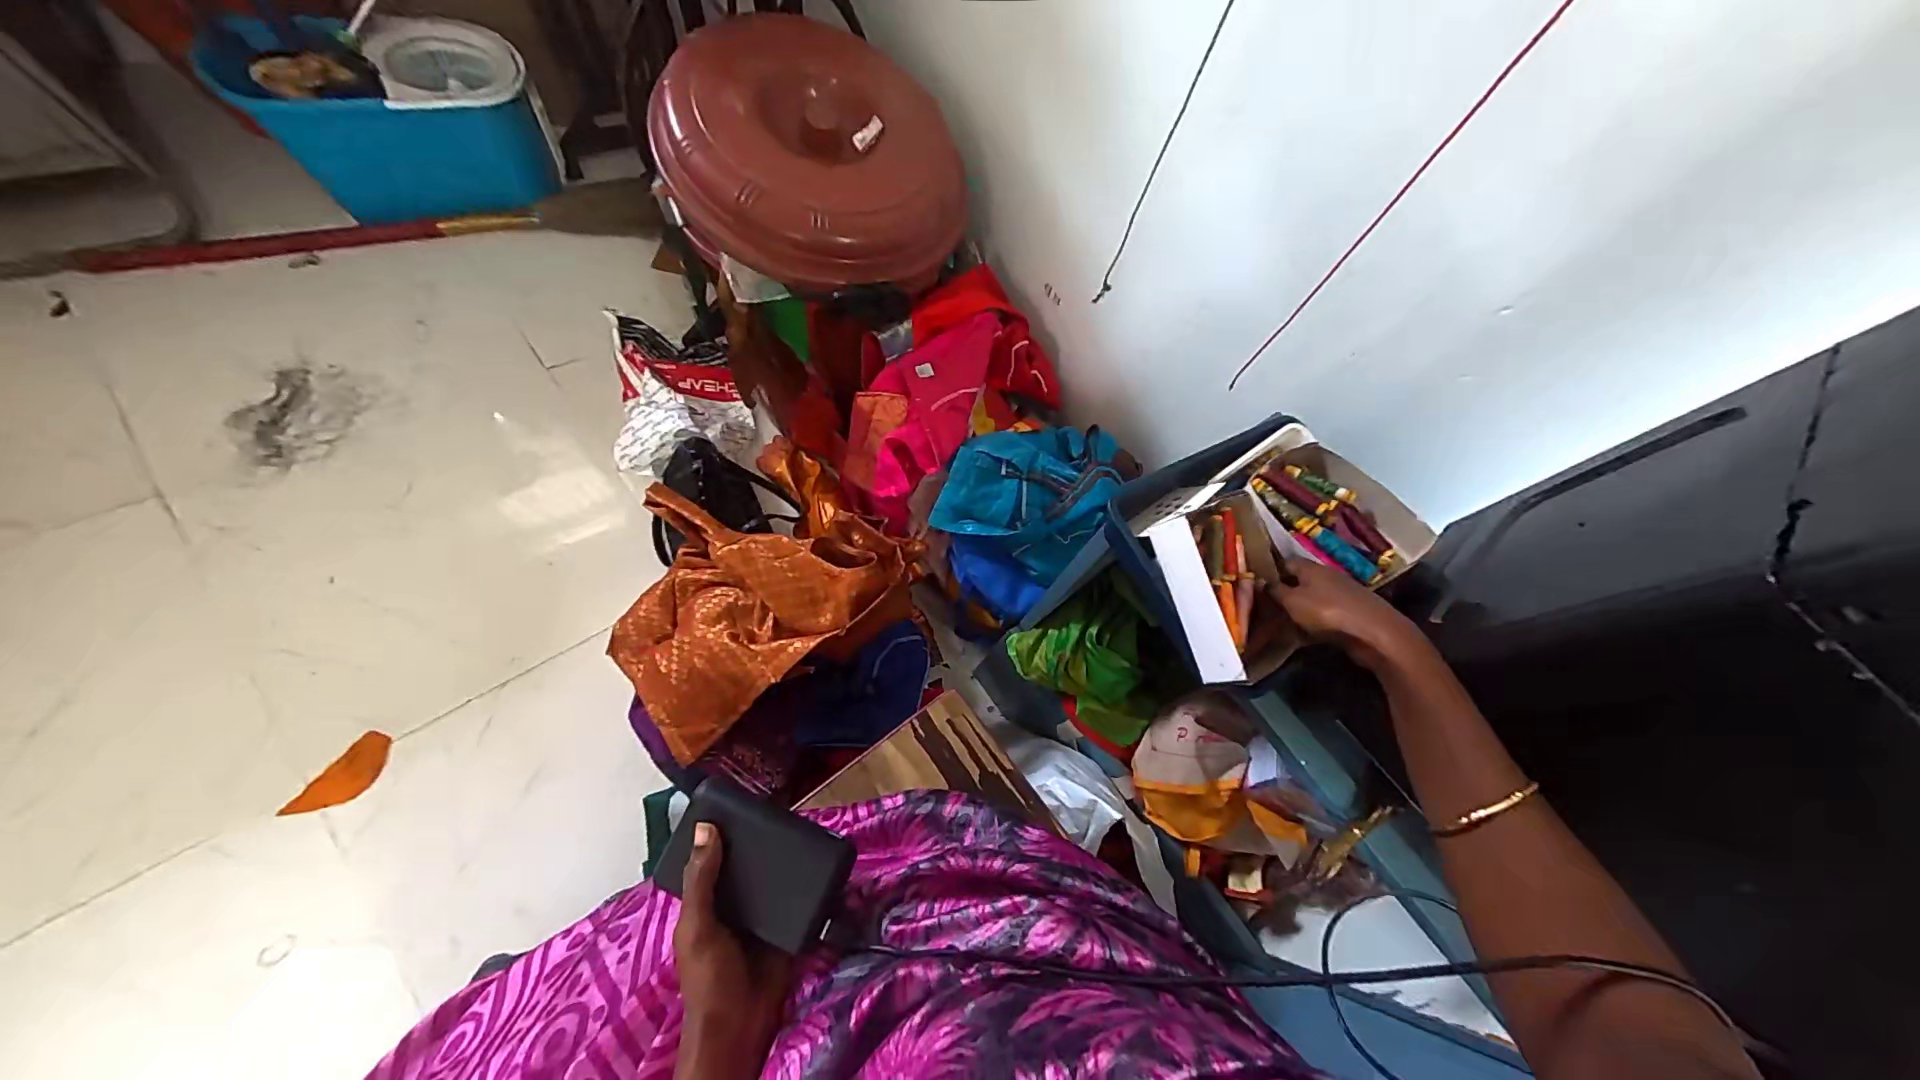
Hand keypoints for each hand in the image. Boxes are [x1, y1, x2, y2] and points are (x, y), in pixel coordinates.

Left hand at [673, 823, 790, 1079]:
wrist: (743, 1026)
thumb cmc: (708, 978)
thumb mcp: (697, 926)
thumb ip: (702, 880)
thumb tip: (706, 827)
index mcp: (707, 900)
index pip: (715, 857)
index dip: (724, 832)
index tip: (742, 800)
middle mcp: (735, 902)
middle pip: (749, 863)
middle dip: (762, 840)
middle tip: (783, 809)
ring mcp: (764, 913)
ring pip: (776, 876)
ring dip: (787, 859)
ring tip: (807, 826)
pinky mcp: (790, 925)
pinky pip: (800, 897)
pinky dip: (808, 881)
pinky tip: (820, 858)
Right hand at [1266, 557, 1422, 666]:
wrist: (1374, 632)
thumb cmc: (1327, 611)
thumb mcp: (1292, 601)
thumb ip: (1275, 591)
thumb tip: (1262, 581)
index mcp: (1311, 567)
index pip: (1286, 562)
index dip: (1271, 570)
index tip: (1258, 583)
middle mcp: (1327, 575)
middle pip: (1300, 580)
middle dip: (1285, 591)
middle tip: (1267, 605)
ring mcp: (1341, 593)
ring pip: (1313, 597)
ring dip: (1300, 607)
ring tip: (1283, 621)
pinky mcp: (1352, 611)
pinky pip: (1325, 613)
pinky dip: (1314, 620)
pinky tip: (1306, 633)